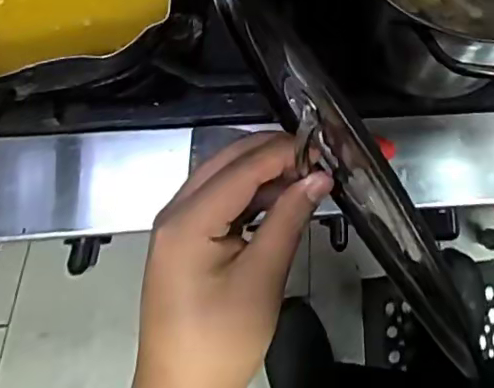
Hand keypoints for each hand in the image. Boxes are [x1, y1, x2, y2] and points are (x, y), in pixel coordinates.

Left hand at [134, 132, 333, 387]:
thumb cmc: (218, 343)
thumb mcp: (261, 280)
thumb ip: (288, 220)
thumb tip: (317, 179)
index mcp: (187, 220)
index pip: (241, 167)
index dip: (282, 152)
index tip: (318, 149)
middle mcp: (175, 211)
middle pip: (228, 161)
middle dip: (271, 153)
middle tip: (313, 158)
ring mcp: (176, 222)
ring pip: (223, 174)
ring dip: (261, 170)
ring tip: (302, 175)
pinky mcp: (183, 236)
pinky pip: (218, 196)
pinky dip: (248, 191)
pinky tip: (277, 197)